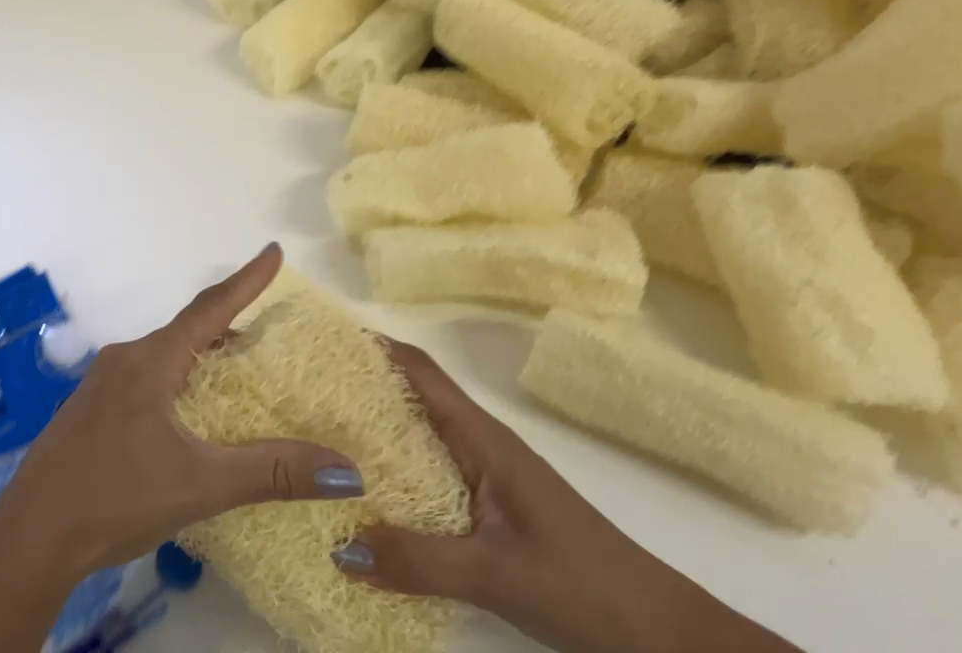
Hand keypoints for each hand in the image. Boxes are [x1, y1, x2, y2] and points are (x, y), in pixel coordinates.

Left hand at [0, 243, 365, 580]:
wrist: (32, 534)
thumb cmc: (115, 497)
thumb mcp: (201, 484)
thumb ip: (272, 473)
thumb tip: (348, 470)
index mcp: (149, 363)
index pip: (208, 310)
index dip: (245, 281)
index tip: (273, 251)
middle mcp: (124, 362)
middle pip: (186, 333)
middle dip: (229, 328)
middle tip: (270, 333)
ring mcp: (101, 388)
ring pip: (164, 360)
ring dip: (202, 360)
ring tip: (240, 374)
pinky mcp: (92, 414)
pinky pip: (146, 383)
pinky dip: (179, 384)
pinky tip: (191, 417)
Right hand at [331, 341, 799, 652]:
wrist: (663, 635)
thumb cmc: (585, 585)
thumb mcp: (495, 574)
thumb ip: (417, 561)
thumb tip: (336, 545)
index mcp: (483, 441)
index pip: (421, 373)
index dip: (373, 347)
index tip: (319, 338)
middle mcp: (481, 449)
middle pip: (412, 400)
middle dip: (358, 388)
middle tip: (298, 391)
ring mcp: (485, 480)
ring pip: (417, 440)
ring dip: (371, 433)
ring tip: (315, 438)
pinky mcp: (488, 512)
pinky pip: (426, 477)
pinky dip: (390, 475)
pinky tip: (361, 498)